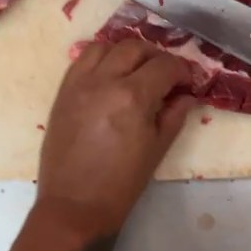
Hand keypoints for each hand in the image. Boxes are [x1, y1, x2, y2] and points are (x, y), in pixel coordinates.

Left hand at [36, 39, 196, 232]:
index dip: (182, 70)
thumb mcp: (157, 149)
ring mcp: (80, 83)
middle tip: (165, 75)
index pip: (165, 66)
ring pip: (106, 46)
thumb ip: (174, 116)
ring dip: (125, 52)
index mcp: (133, 96)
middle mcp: (105, 80)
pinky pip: (82, 59)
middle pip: (135, 48)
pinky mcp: (63, 91)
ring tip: (135, 70)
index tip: (187, 82)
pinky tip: (110, 75)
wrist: (75, 204)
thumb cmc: (121, 183)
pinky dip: (100, 59)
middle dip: (156, 56)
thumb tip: (186, 96)